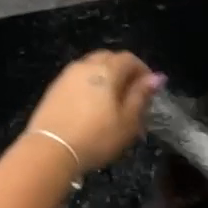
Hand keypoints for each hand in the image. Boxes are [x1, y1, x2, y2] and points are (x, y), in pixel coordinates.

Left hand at [23, 51, 159, 172]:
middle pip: (107, 58)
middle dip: (123, 70)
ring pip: (90, 67)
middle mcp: (84, 66)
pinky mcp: (53, 89)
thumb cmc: (96, 138)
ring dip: (104, 77)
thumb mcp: (127, 121)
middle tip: (131, 93)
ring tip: (111, 101)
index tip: (149, 88)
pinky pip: (76, 78)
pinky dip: (88, 85)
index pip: (129, 59)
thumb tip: (157, 77)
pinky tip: (90, 106)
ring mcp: (65, 76)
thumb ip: (141, 95)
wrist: (50, 150)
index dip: (142, 70)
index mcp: (105, 70)